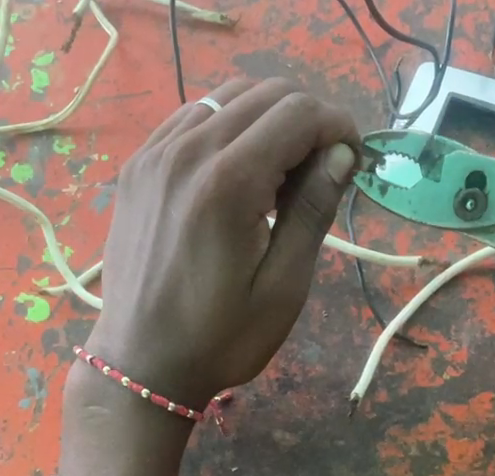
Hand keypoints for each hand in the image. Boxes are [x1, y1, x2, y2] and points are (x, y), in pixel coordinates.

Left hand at [84, 78, 360, 408]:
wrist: (143, 363)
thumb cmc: (221, 338)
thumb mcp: (283, 288)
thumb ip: (312, 212)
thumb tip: (341, 154)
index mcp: (229, 182)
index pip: (299, 113)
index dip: (339, 127)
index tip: (354, 161)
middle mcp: (188, 150)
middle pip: (265, 93)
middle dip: (308, 120)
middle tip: (322, 171)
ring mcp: (156, 152)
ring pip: (227, 96)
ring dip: (268, 119)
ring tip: (281, 174)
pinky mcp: (139, 165)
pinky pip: (193, 117)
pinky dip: (227, 127)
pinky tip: (238, 172)